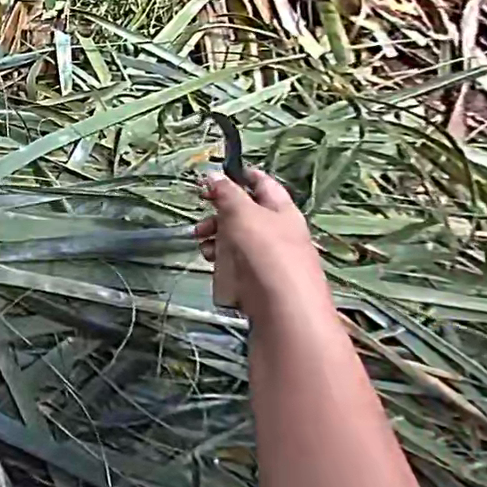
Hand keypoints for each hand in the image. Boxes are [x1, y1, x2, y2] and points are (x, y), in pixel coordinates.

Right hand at [194, 171, 326, 314]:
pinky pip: (234, 262)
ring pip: (235, 238)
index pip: (262, 184)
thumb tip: (214, 175)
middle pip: (244, 212)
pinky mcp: (257, 280)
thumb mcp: (243, 214)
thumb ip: (226, 193)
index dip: (241, 176)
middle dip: (220, 211)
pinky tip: (212, 261)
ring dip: (215, 235)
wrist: (284, 312)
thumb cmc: (267, 254)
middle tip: (202, 212)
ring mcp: (268, 258)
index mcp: (282, 211)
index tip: (216, 175)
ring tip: (202, 242)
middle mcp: (278, 232)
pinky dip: (220, 258)